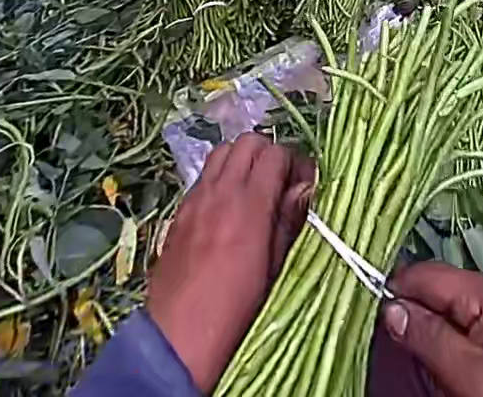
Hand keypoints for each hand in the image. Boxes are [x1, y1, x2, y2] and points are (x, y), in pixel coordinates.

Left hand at [148, 134, 313, 392]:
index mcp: (249, 203)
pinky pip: (204, 174)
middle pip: (249, 141)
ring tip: (253, 187)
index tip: (303, 184)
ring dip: (242, 159)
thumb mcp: (274, 267)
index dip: (295, 163)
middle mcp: (221, 190)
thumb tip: (305, 187)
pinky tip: (227, 204)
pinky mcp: (180, 210)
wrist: (177, 340)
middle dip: (269, 153)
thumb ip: (289, 219)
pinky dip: (220, 175)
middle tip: (279, 181)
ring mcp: (197, 197)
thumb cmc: (235, 309)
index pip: (277, 153)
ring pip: (223, 150)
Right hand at [380, 262, 482, 396]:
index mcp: (480, 290)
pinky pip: (447, 322)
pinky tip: (417, 346)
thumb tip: (389, 308)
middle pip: (429, 287)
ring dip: (415, 320)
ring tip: (393, 339)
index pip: (425, 274)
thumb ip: (429, 336)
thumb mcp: (470, 372)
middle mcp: (480, 293)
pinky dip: (429, 331)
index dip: (395, 288)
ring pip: (435, 305)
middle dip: (404, 304)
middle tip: (377, 329)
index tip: (366, 306)